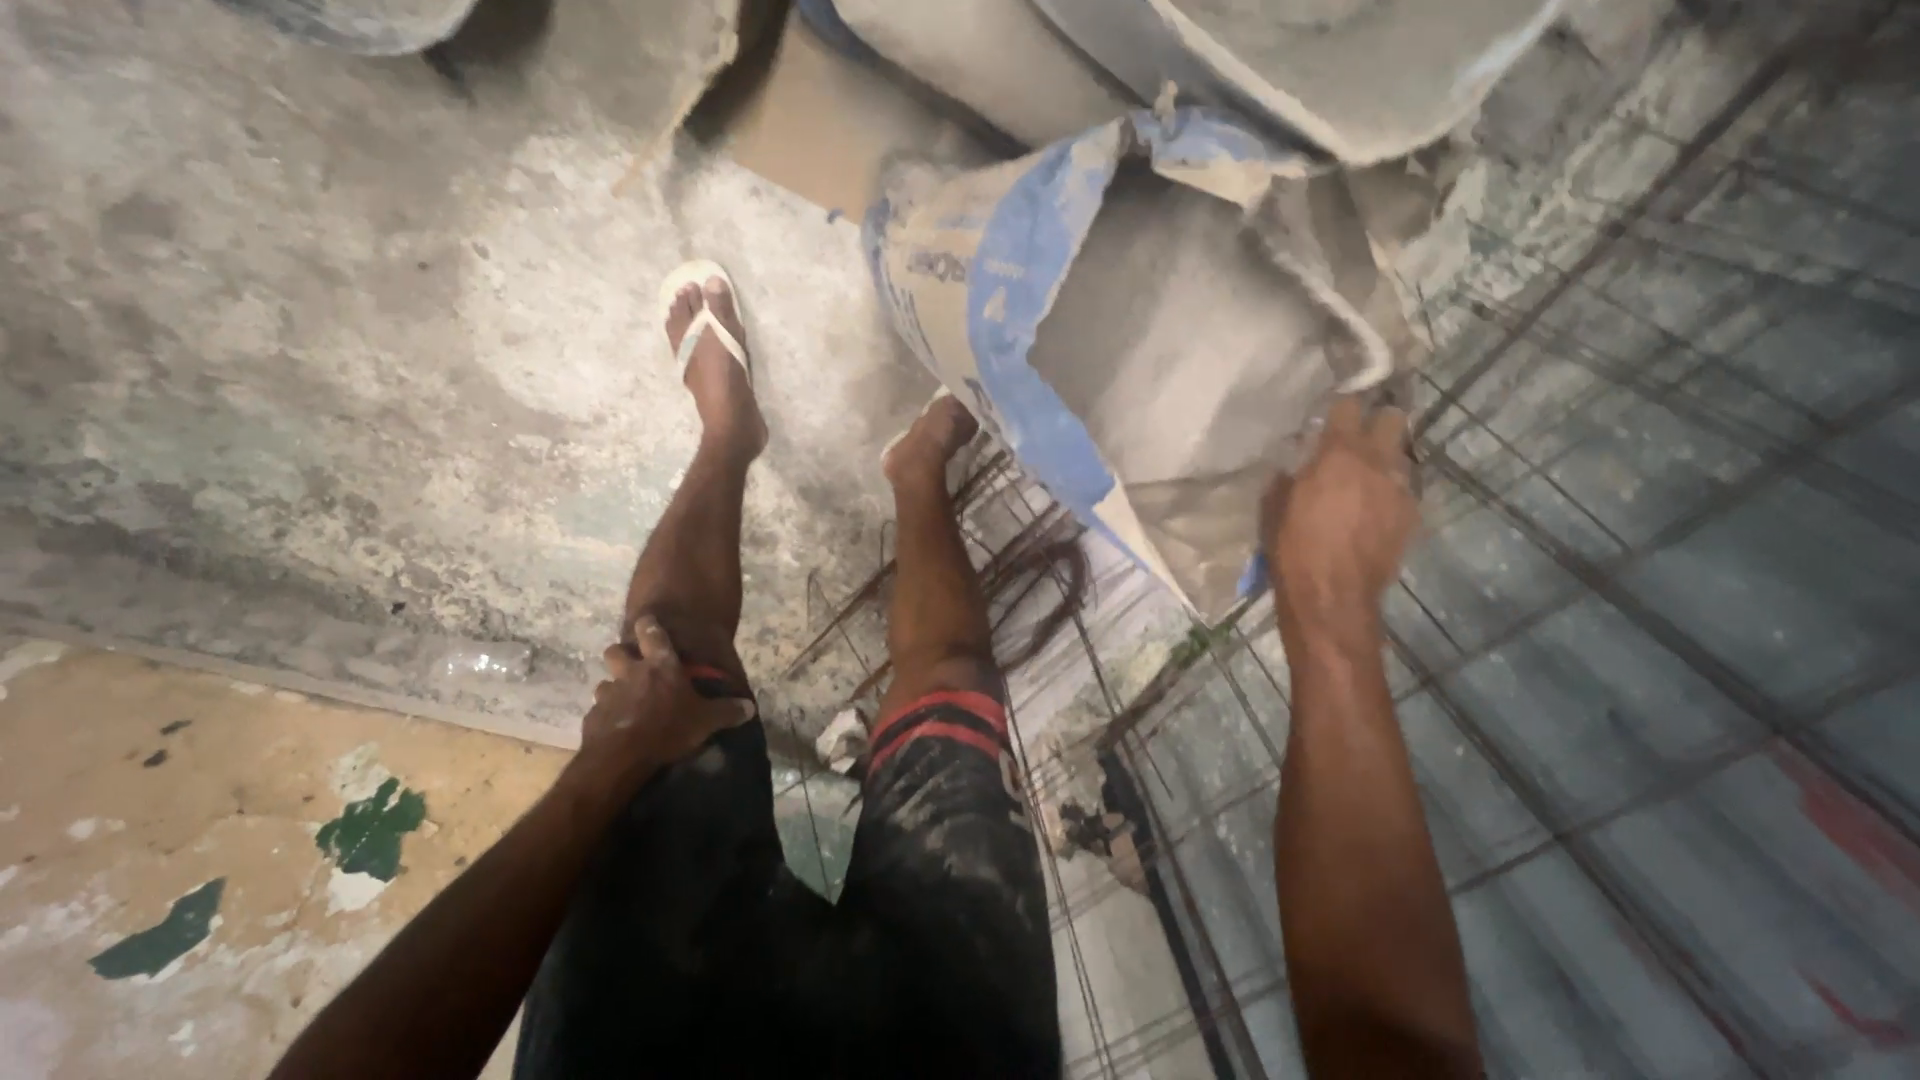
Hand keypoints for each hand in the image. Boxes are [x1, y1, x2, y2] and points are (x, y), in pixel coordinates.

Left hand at [577, 616, 756, 784]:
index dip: (648, 624)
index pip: (651, 633)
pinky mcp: (592, 717)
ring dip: (613, 689)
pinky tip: (616, 729)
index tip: (647, 621)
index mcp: (660, 666)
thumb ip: (727, 711)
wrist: (622, 758)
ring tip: (625, 703)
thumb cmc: (668, 728)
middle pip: (615, 651)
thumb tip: (750, 707)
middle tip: (631, 665)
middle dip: (621, 654)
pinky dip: (606, 717)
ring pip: (604, 682)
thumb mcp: (706, 721)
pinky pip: (598, 711)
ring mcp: (608, 694)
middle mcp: (630, 674)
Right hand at [1263, 398, 1416, 645]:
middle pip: (1393, 418)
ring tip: (1366, 476)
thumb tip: (1294, 467)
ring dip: (1385, 458)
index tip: (1332, 411)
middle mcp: (1377, 462)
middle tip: (1360, 436)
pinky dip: (1390, 491)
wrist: (1332, 596)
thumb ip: (1288, 478)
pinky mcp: (1411, 515)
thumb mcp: (1274, 507)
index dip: (1341, 405)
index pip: (1349, 405)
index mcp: (1338, 453)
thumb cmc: (1293, 549)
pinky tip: (1374, 508)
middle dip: (1378, 421)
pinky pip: (1403, 489)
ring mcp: (1400, 488)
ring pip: (1401, 454)